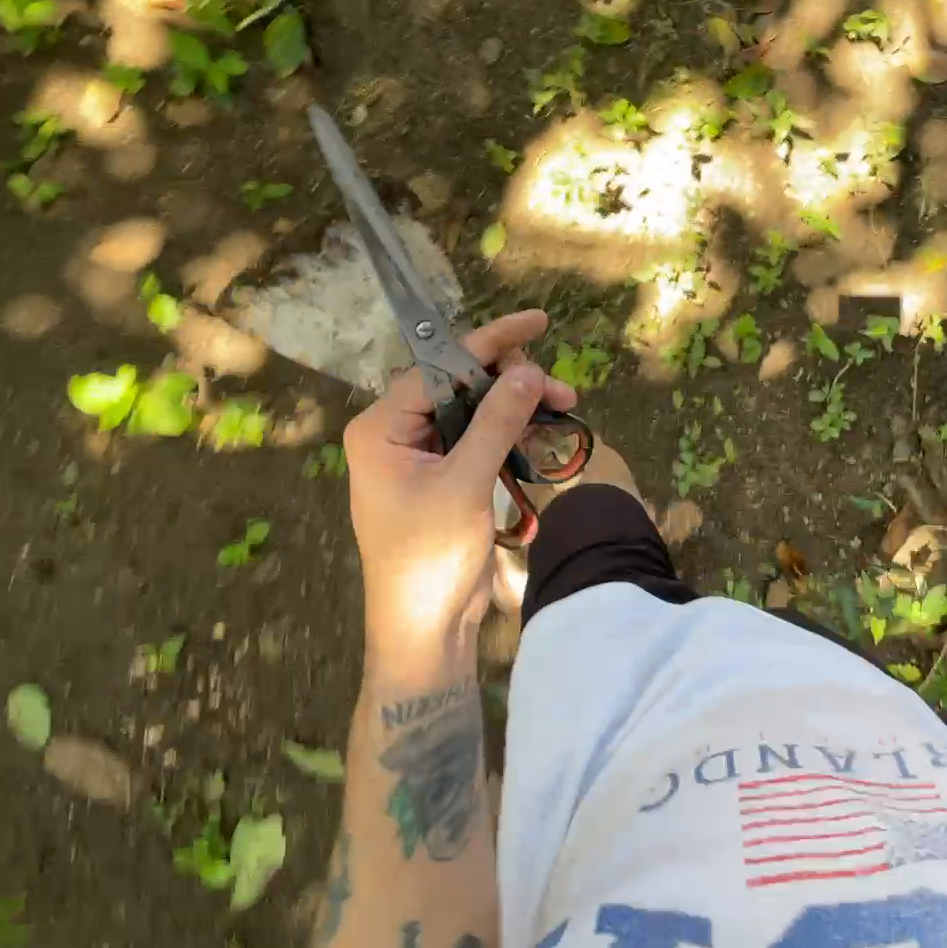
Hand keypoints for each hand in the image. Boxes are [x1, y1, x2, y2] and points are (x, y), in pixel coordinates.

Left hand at [342, 310, 576, 661]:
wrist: (426, 626)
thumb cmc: (430, 556)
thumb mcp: (465, 484)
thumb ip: (495, 423)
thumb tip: (528, 371)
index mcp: (381, 427)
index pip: (440, 368)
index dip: (491, 343)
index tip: (536, 321)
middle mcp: (397, 432)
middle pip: (460, 384)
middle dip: (512, 381)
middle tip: (562, 392)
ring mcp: (422, 454)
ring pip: (476, 409)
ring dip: (518, 406)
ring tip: (564, 409)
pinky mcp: (446, 475)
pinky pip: (480, 437)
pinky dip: (512, 432)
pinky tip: (543, 431)